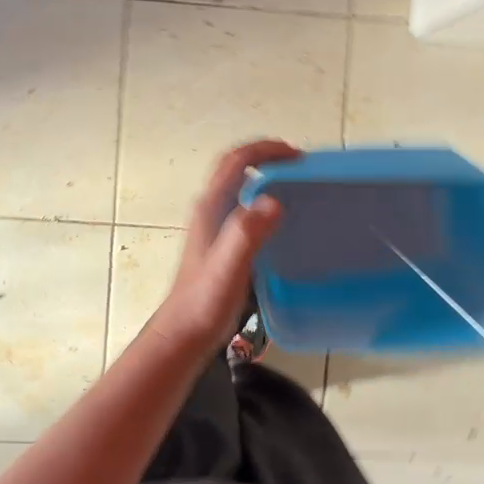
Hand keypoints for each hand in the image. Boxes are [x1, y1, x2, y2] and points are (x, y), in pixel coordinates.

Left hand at [145, 139, 298, 350]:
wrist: (183, 334)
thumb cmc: (204, 302)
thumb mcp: (228, 266)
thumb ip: (246, 232)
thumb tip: (272, 200)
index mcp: (210, 208)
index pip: (236, 161)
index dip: (264, 149)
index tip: (296, 153)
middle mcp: (209, 211)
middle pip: (235, 168)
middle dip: (266, 157)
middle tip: (300, 165)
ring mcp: (212, 227)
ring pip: (238, 187)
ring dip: (264, 177)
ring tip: (296, 186)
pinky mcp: (219, 244)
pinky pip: (243, 208)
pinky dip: (263, 201)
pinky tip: (281, 221)